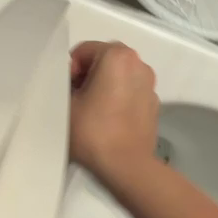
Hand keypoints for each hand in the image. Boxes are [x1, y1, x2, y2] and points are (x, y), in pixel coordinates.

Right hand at [68, 41, 160, 187]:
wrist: (126, 166)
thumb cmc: (92, 131)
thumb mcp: (65, 103)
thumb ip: (63, 82)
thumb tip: (73, 82)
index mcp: (117, 56)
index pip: (84, 50)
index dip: (69, 70)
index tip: (67, 91)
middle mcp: (139, 64)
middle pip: (104, 60)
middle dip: (88, 75)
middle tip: (77, 100)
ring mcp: (150, 85)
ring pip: (119, 76)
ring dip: (105, 86)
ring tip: (93, 111)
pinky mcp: (154, 104)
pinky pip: (131, 92)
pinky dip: (120, 98)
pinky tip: (110, 121)